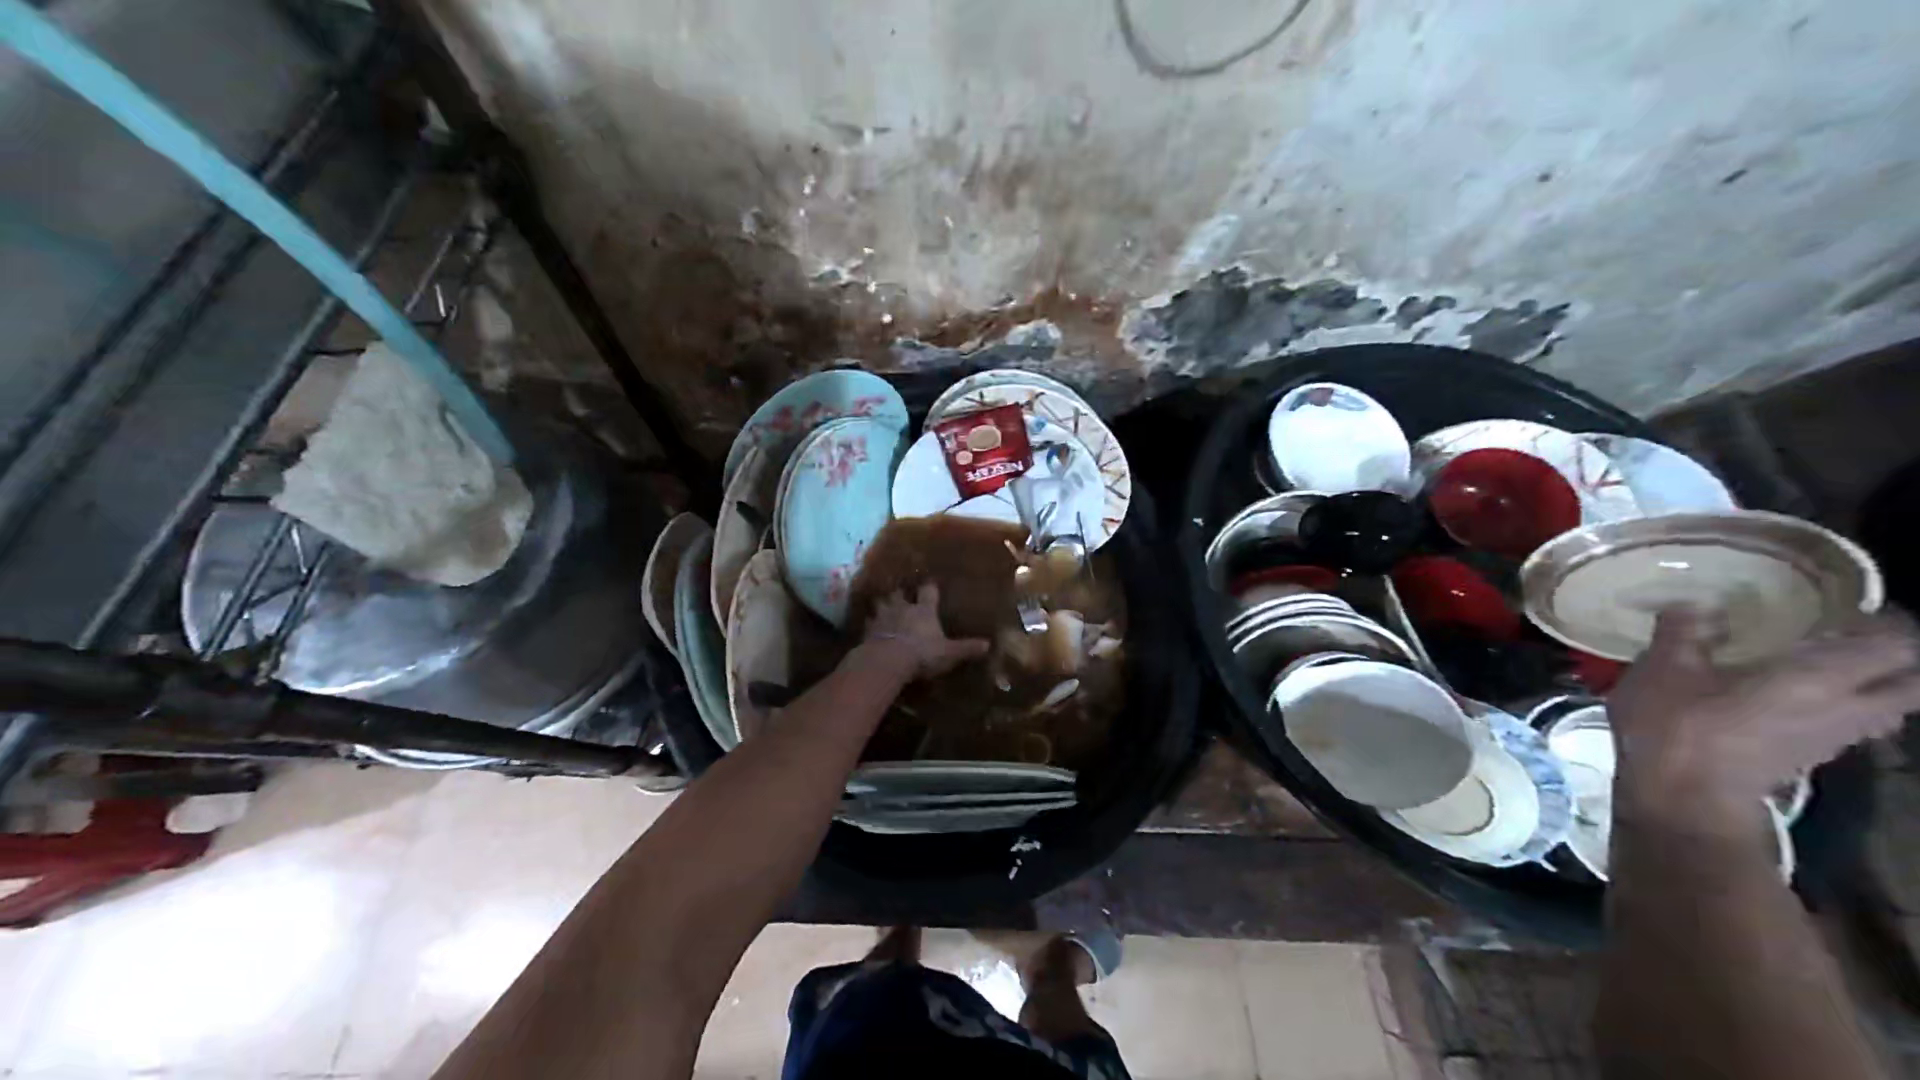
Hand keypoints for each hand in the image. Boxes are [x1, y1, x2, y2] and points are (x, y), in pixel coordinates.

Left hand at [857, 584, 989, 681]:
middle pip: (899, 594)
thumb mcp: (949, 653)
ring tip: (882, 605)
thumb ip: (966, 648)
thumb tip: (988, 644)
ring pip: (880, 604)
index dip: (930, 587)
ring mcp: (882, 617)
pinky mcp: (867, 631)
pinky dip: (868, 623)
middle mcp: (902, 608)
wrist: (887, 660)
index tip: (931, 584)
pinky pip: (867, 623)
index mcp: (924, 610)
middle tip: (901, 593)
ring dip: (881, 604)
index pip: (928, 592)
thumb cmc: (922, 653)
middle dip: (900, 593)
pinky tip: (868, 626)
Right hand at [1608, 609, 1919, 825]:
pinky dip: (1845, 702)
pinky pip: (1858, 720)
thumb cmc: (1676, 724)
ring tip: (1822, 663)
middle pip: (1913, 678)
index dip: (1883, 620)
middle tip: (1846, 634)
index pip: (1897, 641)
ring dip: (1874, 681)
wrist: (1684, 794)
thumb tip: (1697, 604)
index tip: (1846, 606)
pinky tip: (1797, 696)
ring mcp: (1838, 734)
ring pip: (1891, 703)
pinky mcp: (1816, 753)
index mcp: (1822, 676)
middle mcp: (1850, 704)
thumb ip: (1684, 631)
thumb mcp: (1663, 667)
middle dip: (1894, 654)